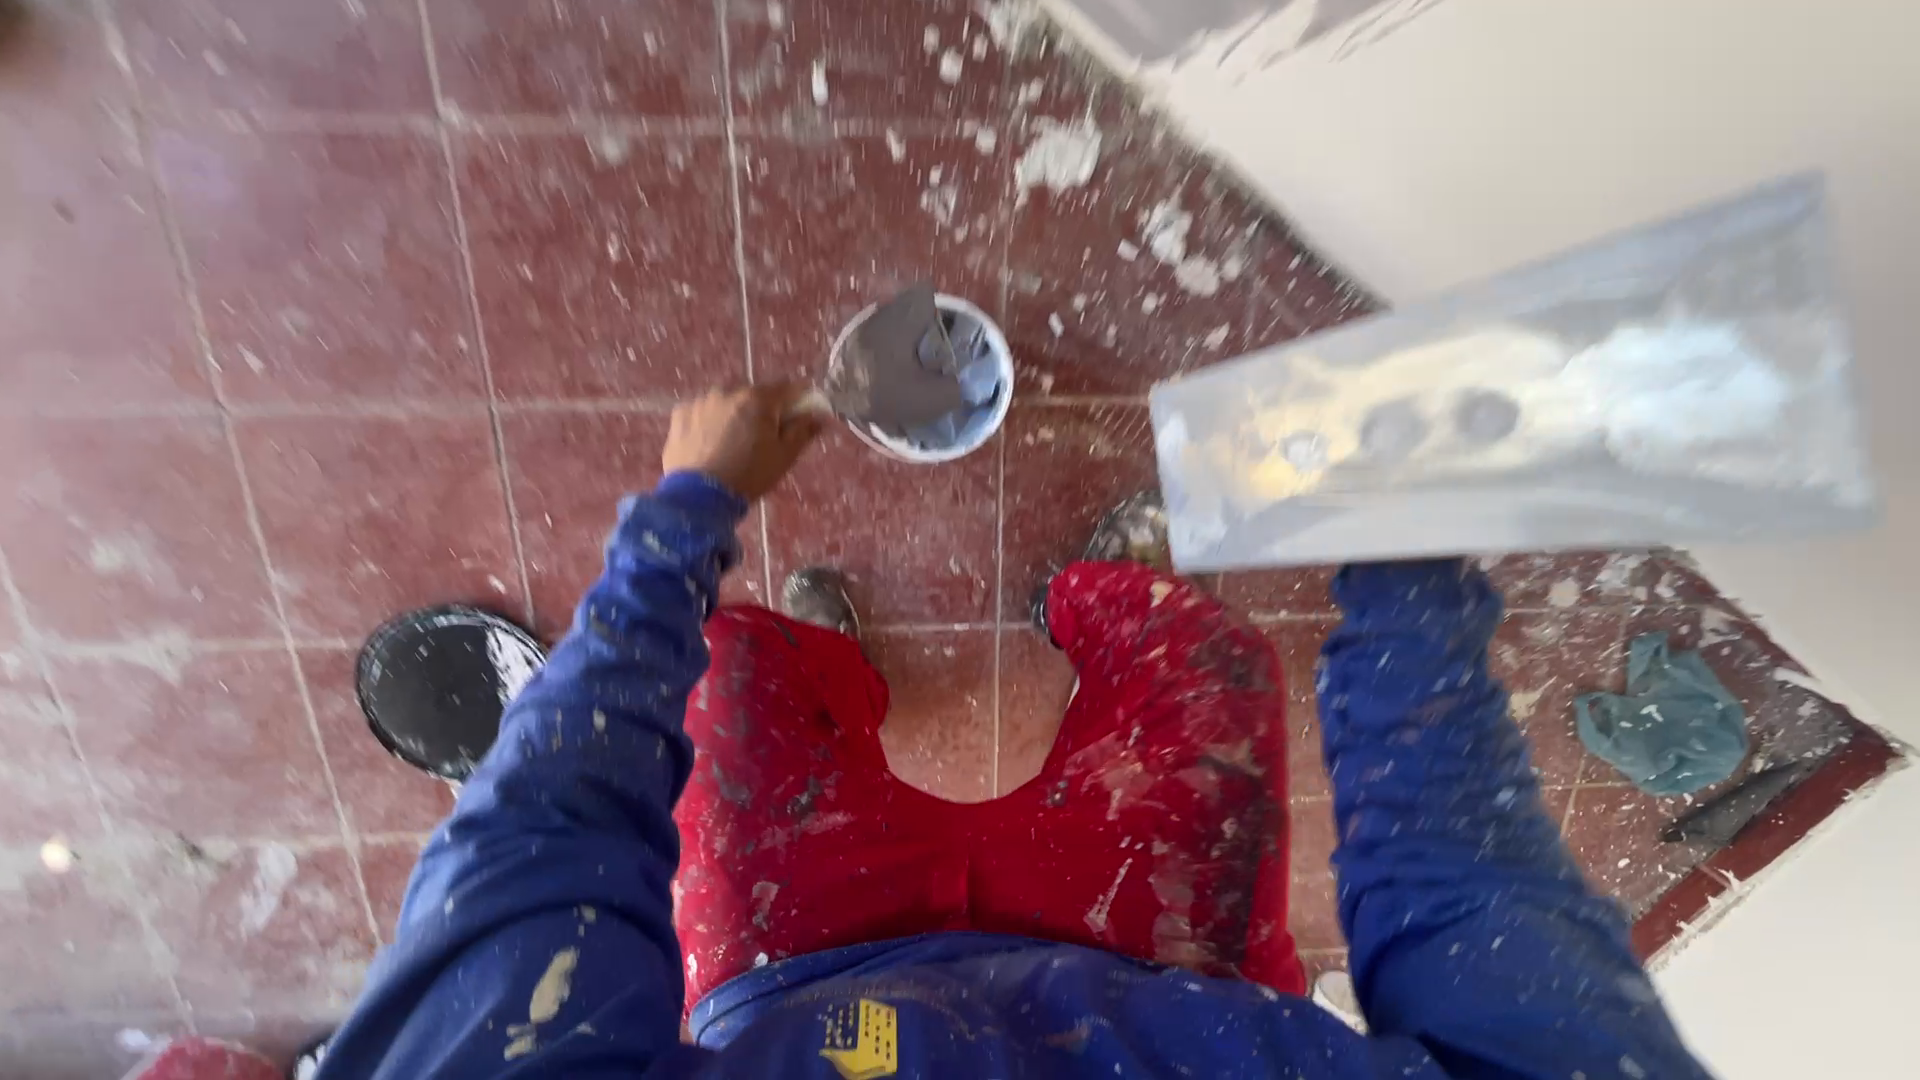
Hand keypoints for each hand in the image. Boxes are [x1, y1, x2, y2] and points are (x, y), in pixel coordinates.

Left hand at [661, 382, 824, 501]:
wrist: (698, 497)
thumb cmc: (749, 476)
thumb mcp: (784, 456)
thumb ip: (804, 430)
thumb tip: (820, 415)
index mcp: (758, 399)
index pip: (788, 388)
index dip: (799, 400)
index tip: (802, 415)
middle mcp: (728, 391)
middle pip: (756, 394)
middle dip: (764, 410)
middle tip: (764, 437)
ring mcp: (701, 401)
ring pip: (728, 402)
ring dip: (736, 414)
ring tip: (734, 443)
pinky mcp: (680, 414)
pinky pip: (704, 412)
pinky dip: (711, 422)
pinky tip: (711, 444)